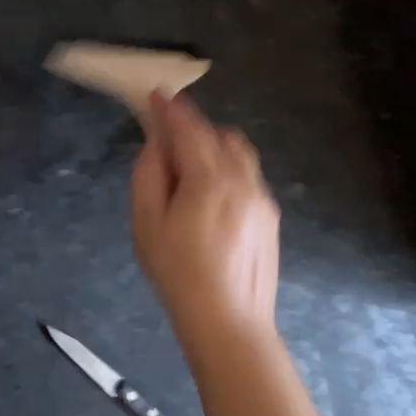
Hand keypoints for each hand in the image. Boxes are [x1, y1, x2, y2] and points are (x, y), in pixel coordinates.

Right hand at [131, 91, 281, 351]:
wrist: (228, 322)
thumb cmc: (176, 270)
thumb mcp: (146, 220)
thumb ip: (149, 173)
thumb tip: (156, 144)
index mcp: (211, 181)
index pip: (190, 130)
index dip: (171, 109)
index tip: (154, 93)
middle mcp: (245, 183)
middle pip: (220, 135)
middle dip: (192, 125)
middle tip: (162, 132)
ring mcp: (263, 201)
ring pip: (239, 153)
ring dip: (211, 144)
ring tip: (184, 160)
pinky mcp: (270, 218)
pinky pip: (247, 175)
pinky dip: (224, 165)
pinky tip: (204, 189)